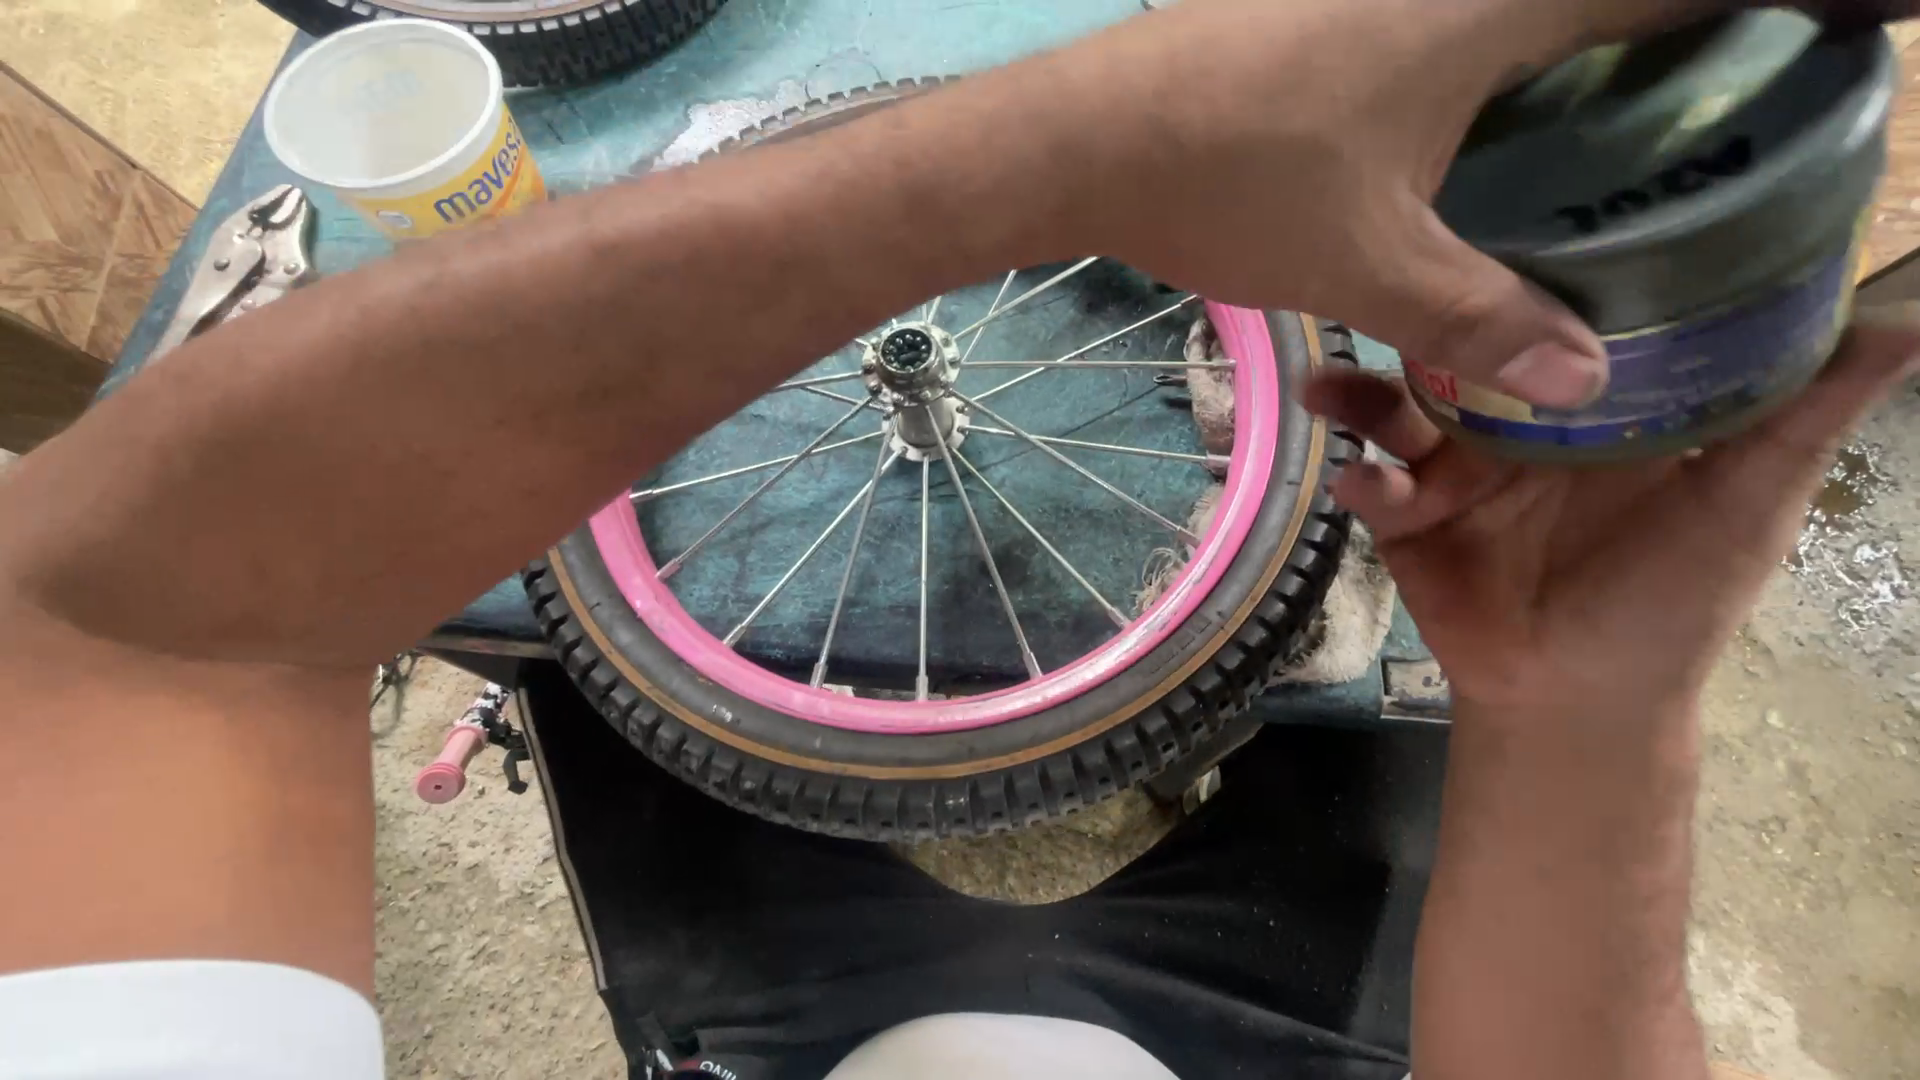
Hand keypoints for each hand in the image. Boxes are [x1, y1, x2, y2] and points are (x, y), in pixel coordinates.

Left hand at [1058, 0, 1914, 408]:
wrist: (1090, 138)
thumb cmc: (1233, 186)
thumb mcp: (1365, 265)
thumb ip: (1476, 318)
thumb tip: (1583, 381)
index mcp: (1506, 0)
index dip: (1795, 16)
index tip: (1849, 50)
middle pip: (1609, 0)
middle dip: (1673, 46)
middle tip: (1712, 117)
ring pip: (1517, 16)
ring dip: (1573, 55)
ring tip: (1610, 129)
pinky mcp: (1325, 4)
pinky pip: (1446, 23)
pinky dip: (1485, 62)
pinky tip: (1474, 123)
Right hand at [1300, 315, 1919, 715]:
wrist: (1579, 689)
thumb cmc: (1670, 597)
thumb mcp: (1743, 502)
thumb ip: (1794, 418)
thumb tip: (1906, 317)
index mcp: (1578, 409)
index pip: (1544, 323)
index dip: (1522, 273)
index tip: (1495, 214)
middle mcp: (1505, 427)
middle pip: (1454, 359)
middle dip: (1415, 326)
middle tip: (1388, 280)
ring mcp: (1448, 472)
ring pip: (1395, 418)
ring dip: (1357, 399)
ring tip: (1322, 385)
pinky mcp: (1406, 522)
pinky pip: (1379, 493)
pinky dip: (1367, 484)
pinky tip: (1364, 480)